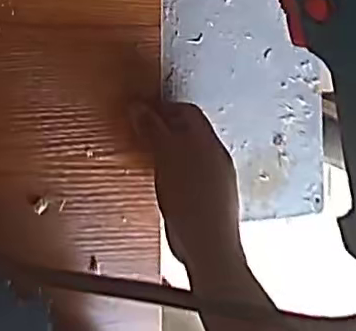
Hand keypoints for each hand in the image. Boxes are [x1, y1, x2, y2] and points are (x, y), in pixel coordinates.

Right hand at [129, 100, 244, 270]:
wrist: (209, 248)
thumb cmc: (189, 198)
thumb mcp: (164, 156)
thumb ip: (152, 129)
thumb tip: (137, 106)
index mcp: (208, 140)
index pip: (187, 111)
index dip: (164, 108)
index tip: (143, 111)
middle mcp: (217, 155)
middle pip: (190, 131)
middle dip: (167, 128)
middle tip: (144, 131)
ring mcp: (218, 179)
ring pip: (191, 153)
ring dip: (172, 151)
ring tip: (151, 156)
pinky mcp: (212, 200)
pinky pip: (193, 174)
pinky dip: (177, 171)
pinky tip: (164, 182)